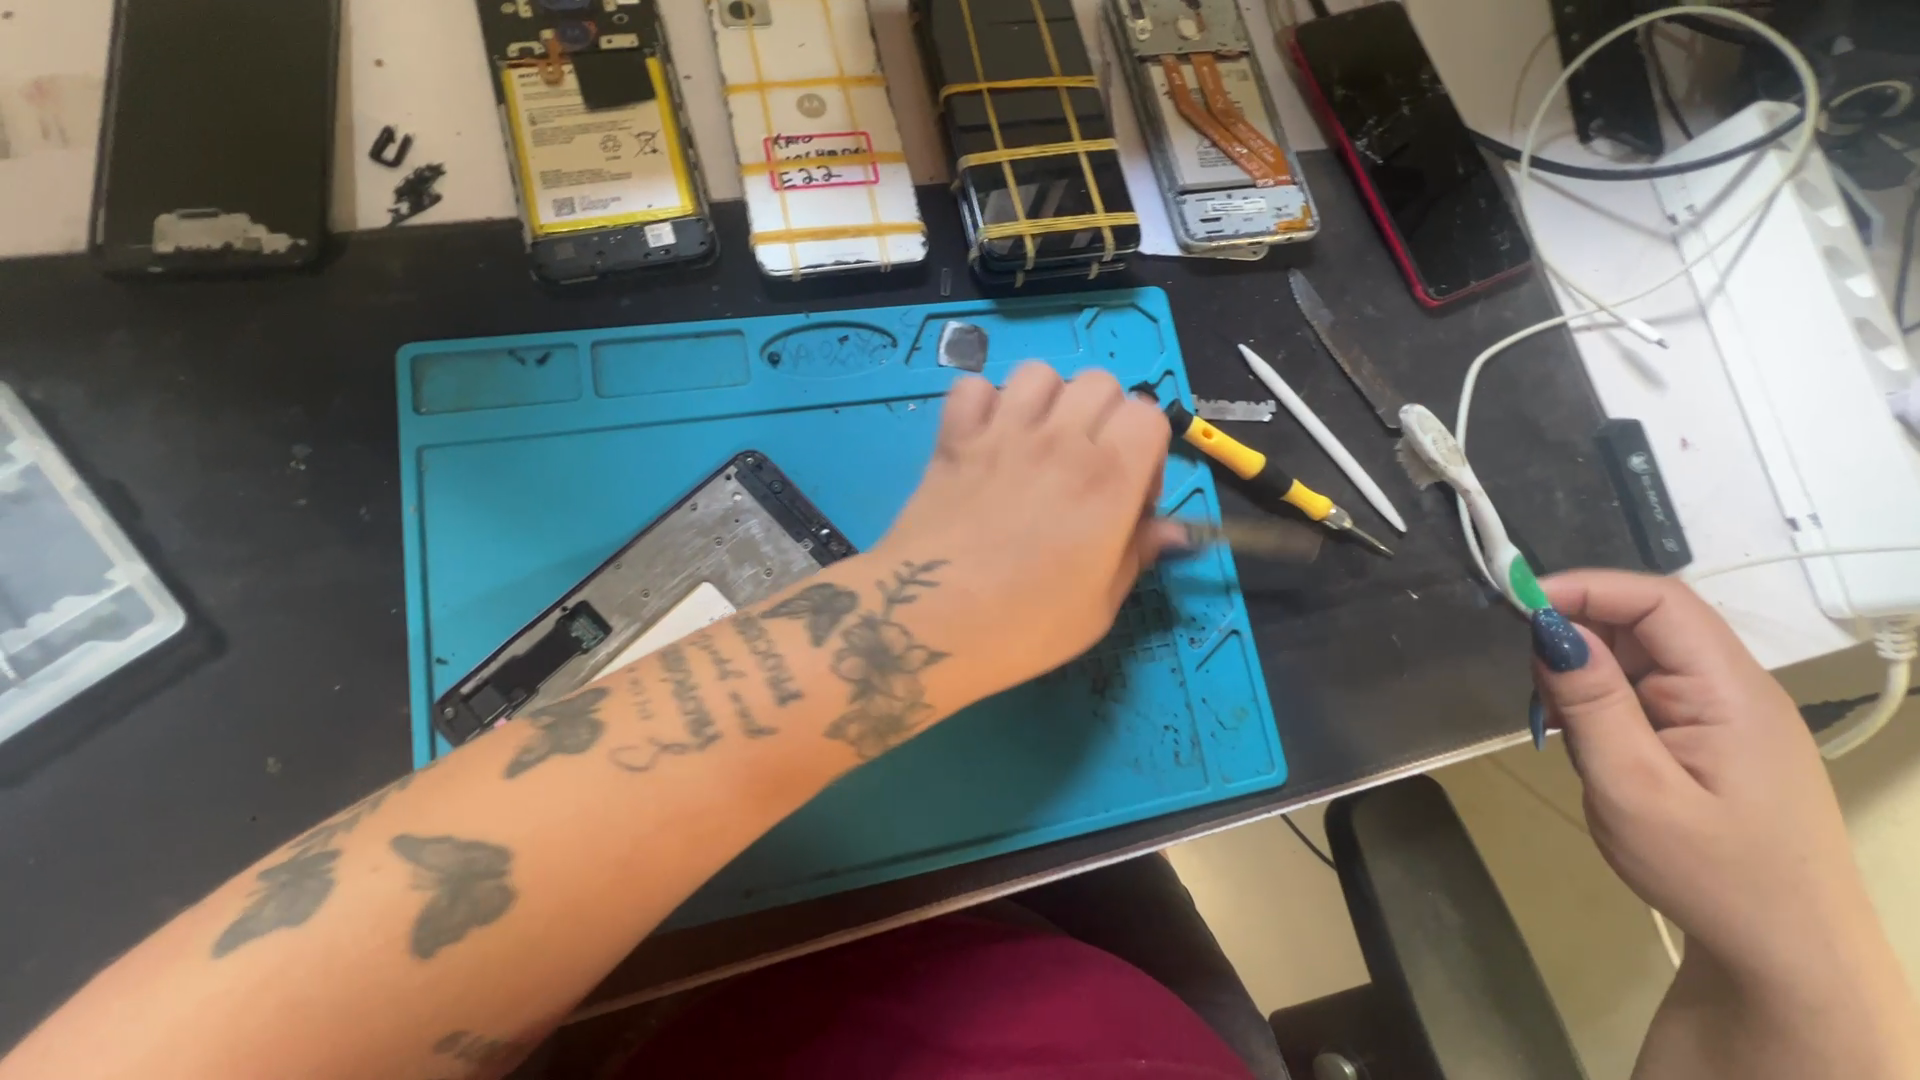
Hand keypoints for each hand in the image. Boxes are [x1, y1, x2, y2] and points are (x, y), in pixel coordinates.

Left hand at [871, 364, 1178, 703]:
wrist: (926, 620)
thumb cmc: (1022, 627)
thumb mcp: (1098, 607)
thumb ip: (1137, 554)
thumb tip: (1172, 531)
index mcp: (1108, 479)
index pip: (1149, 413)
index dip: (1148, 450)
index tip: (1131, 495)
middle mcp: (1059, 441)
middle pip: (1101, 383)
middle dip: (1105, 419)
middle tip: (1086, 470)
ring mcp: (1001, 432)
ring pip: (1040, 374)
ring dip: (1049, 401)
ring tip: (1037, 446)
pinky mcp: (952, 438)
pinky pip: (974, 387)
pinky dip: (984, 403)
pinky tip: (986, 440)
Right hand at [1535, 571, 1919, 1078]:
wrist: (1787, 955)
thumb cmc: (1711, 873)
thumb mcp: (1633, 788)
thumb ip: (1591, 702)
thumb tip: (1549, 629)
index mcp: (1730, 691)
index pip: (1659, 602)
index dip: (1585, 588)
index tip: (1516, 602)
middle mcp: (1732, 689)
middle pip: (1646, 624)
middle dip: (1574, 631)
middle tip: (1519, 669)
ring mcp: (1722, 714)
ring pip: (1638, 658)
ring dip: (1581, 671)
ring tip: (1547, 715)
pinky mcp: (1707, 738)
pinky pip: (1643, 692)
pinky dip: (1596, 700)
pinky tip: (1574, 735)